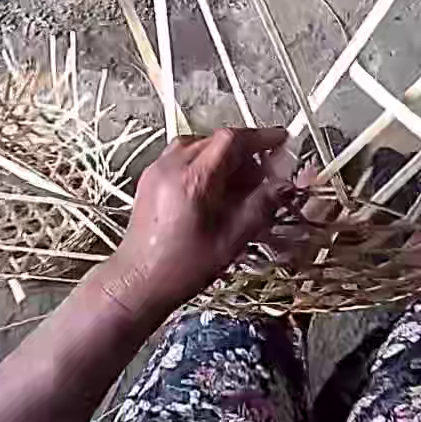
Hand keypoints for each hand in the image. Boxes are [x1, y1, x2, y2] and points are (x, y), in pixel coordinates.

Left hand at [102, 127, 291, 318]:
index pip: (231, 140)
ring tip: (238, 183)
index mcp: (193, 180)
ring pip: (199, 144)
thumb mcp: (231, 240)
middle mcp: (172, 166)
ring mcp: (157, 169)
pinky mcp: (150, 177)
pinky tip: (213, 187)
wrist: (136, 283)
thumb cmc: (182, 268)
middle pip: (217, 140)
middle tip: (263, 175)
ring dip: (224, 156)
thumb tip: (284, 186)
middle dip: (245, 152)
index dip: (260, 137)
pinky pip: (182, 154)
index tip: (280, 141)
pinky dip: (204, 161)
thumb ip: (260, 207)